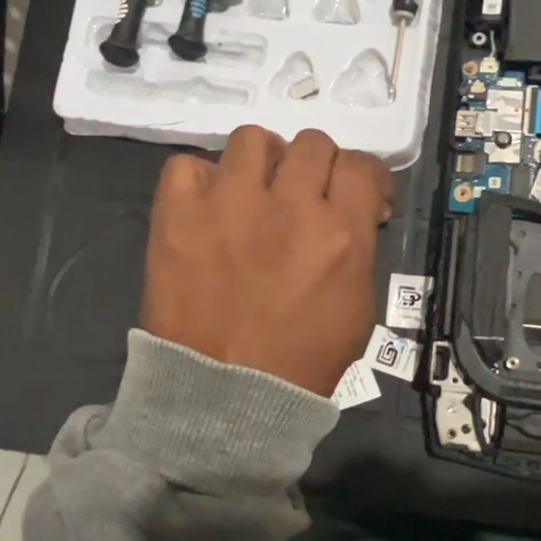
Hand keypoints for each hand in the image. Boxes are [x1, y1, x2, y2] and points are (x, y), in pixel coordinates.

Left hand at [141, 125, 392, 396]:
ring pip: (253, 139)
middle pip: (312, 144)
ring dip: (262, 161)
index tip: (355, 193)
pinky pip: (187, 165)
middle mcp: (288, 208)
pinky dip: (200, 180)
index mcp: (340, 234)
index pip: (361, 164)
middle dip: (316, 167)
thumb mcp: (358, 309)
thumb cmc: (301, 364)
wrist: (224, 400)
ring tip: (254, 191)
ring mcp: (228, 207)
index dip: (363, 175)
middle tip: (304, 196)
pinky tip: (208, 206)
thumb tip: (352, 213)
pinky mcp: (177, 217)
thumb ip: (358, 250)